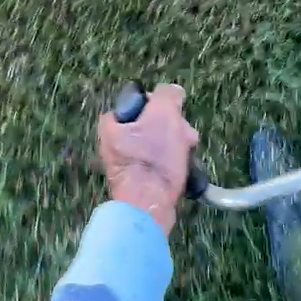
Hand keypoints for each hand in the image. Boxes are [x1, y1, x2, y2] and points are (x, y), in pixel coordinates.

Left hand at [97, 83, 199, 233]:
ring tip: (188, 154)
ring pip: (157, 142)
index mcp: (112, 123)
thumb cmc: (153, 159)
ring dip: (176, 144)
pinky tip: (182, 168)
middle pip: (152, 122)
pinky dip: (170, 163)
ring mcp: (124, 163)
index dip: (160, 106)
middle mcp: (113, 142)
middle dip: (174, 127)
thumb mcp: (164, 114)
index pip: (141, 101)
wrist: (150, 208)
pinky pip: (157, 162)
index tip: (172, 115)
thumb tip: (173, 92)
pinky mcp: (137, 181)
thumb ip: (167, 94)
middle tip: (186, 136)